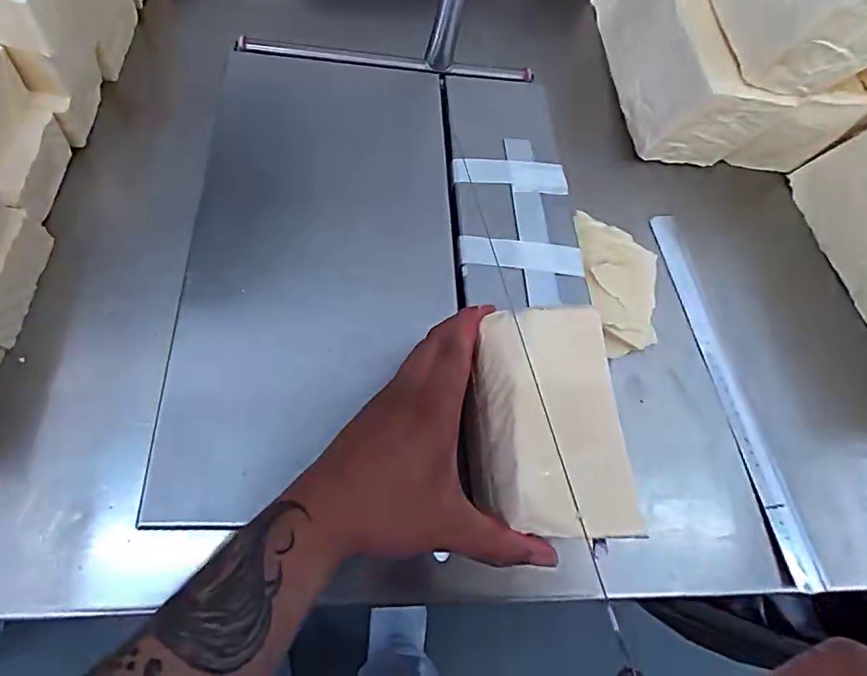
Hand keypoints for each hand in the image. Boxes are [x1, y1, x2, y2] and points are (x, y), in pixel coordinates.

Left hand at [281, 305, 557, 568]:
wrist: (324, 510)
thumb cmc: (384, 509)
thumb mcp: (449, 528)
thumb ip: (501, 542)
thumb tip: (542, 555)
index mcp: (430, 410)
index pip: (452, 353)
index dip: (469, 325)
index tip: (487, 311)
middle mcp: (406, 395)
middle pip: (432, 344)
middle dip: (457, 326)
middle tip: (484, 324)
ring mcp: (386, 401)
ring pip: (416, 357)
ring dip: (439, 343)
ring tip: (465, 348)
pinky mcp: (373, 412)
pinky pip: (405, 373)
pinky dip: (425, 363)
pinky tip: (435, 388)